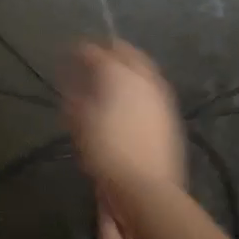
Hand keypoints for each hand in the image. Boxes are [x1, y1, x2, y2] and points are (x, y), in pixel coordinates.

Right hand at [63, 40, 185, 194]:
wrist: (146, 188)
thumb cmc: (105, 151)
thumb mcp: (78, 122)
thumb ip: (74, 95)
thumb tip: (72, 83)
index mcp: (116, 73)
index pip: (93, 51)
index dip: (77, 52)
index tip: (67, 57)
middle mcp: (140, 76)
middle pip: (124, 51)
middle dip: (107, 50)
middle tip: (93, 58)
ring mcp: (159, 94)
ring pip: (141, 67)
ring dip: (126, 66)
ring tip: (112, 75)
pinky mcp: (170, 113)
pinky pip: (152, 86)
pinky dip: (139, 84)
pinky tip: (130, 96)